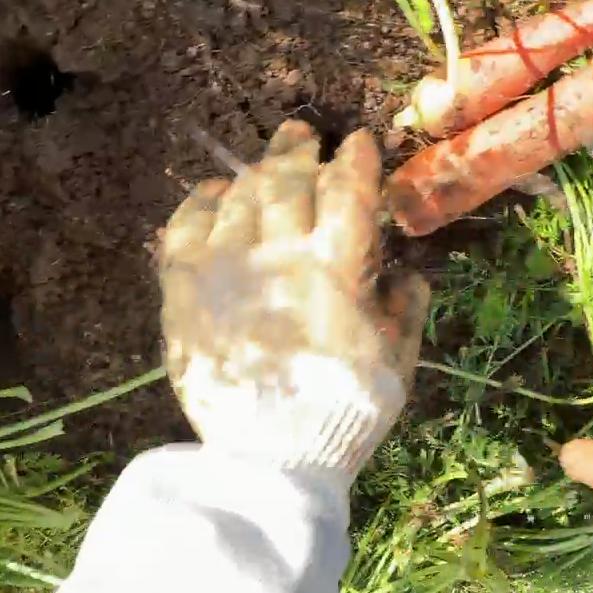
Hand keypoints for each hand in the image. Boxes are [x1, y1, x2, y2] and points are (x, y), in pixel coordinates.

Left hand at [159, 121, 427, 481]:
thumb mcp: (397, 367)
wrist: (269, 458)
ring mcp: (227, 267)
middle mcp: (281, 253)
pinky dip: (201, 201)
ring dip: (257, 171)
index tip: (360, 144)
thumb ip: (406, 311)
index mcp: (338, 268)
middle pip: (289, 179)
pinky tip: (216, 195)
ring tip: (266, 164)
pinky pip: (186, 225)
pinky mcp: (184, 290)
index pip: (349, 190)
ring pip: (241, 195)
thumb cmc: (343, 413)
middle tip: (302, 134)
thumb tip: (407, 273)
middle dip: (299, 149)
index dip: (357, 159)